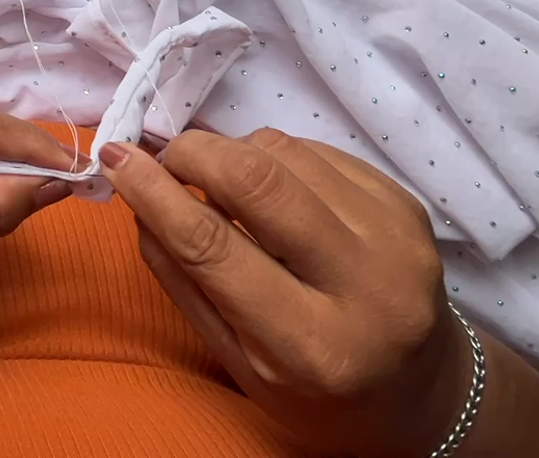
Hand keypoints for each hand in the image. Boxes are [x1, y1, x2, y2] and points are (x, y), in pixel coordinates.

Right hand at [100, 128, 471, 457]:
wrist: (423, 392)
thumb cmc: (311, 388)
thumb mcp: (232, 355)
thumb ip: (178, 274)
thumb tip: (135, 189)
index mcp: (313, 347)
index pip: (212, 246)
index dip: (153, 191)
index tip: (114, 155)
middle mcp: (367, 288)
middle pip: (255, 180)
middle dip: (191, 153)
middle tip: (164, 159)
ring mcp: (397, 237)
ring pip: (279, 149)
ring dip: (230, 153)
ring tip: (225, 188)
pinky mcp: (405, 202)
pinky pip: (310, 146)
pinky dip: (270, 155)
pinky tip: (274, 191)